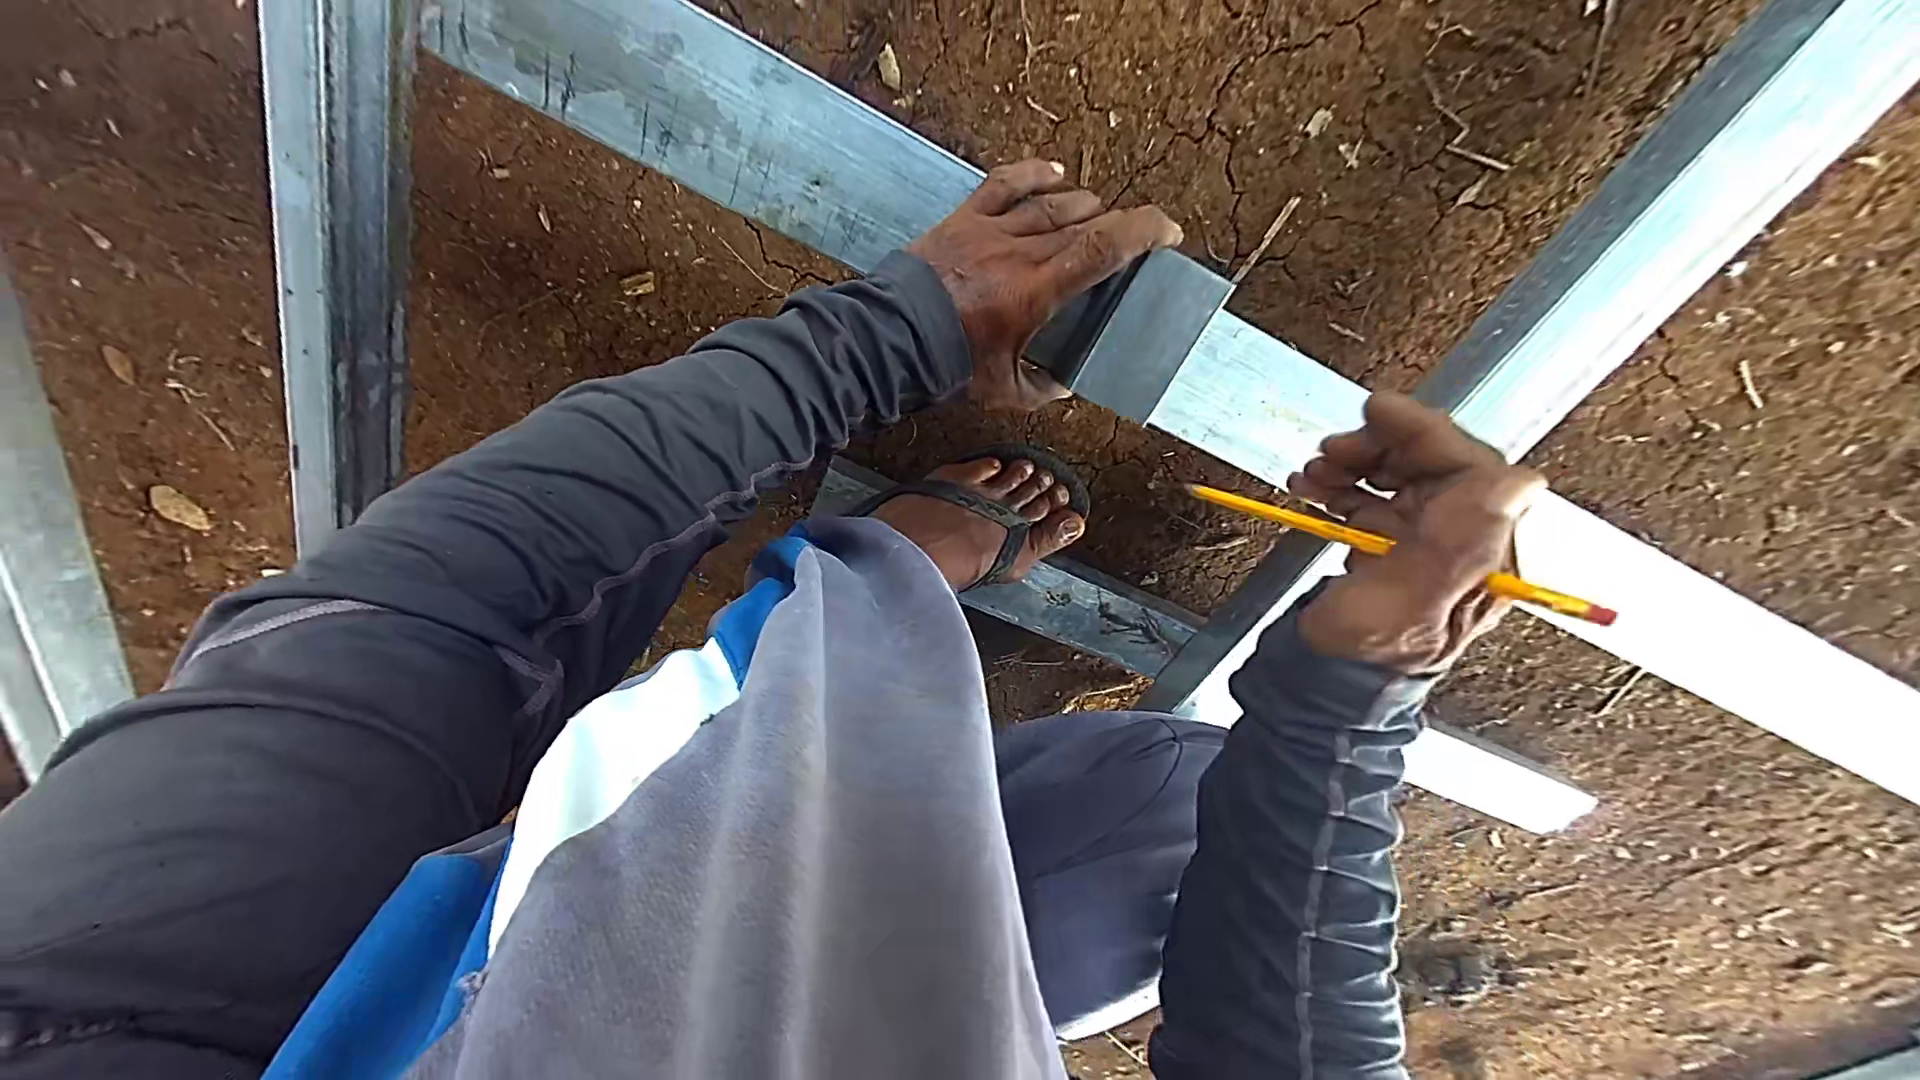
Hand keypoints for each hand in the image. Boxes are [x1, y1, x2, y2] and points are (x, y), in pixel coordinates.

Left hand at [908, 159, 1182, 409]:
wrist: (891, 342)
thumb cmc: (948, 366)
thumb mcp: (1005, 391)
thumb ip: (1043, 389)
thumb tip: (1064, 386)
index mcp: (1037, 290)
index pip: (1104, 246)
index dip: (1143, 232)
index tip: (1167, 232)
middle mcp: (1019, 251)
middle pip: (1084, 221)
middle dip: (1116, 225)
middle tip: (1128, 239)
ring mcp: (990, 230)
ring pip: (1051, 203)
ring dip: (1081, 205)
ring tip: (1095, 213)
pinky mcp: (964, 221)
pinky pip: (1004, 184)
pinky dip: (1032, 174)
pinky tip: (1054, 172)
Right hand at [1286, 392, 1545, 673]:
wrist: (1321, 681)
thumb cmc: (1360, 654)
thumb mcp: (1402, 608)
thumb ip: (1452, 551)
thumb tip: (1513, 481)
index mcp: (1484, 557)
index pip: (1474, 472)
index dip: (1427, 435)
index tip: (1375, 411)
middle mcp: (1461, 543)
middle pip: (1436, 468)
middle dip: (1381, 448)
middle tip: (1330, 449)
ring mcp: (1421, 542)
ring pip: (1400, 478)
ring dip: (1353, 464)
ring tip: (1311, 471)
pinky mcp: (1385, 545)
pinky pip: (1368, 497)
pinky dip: (1337, 485)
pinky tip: (1308, 487)